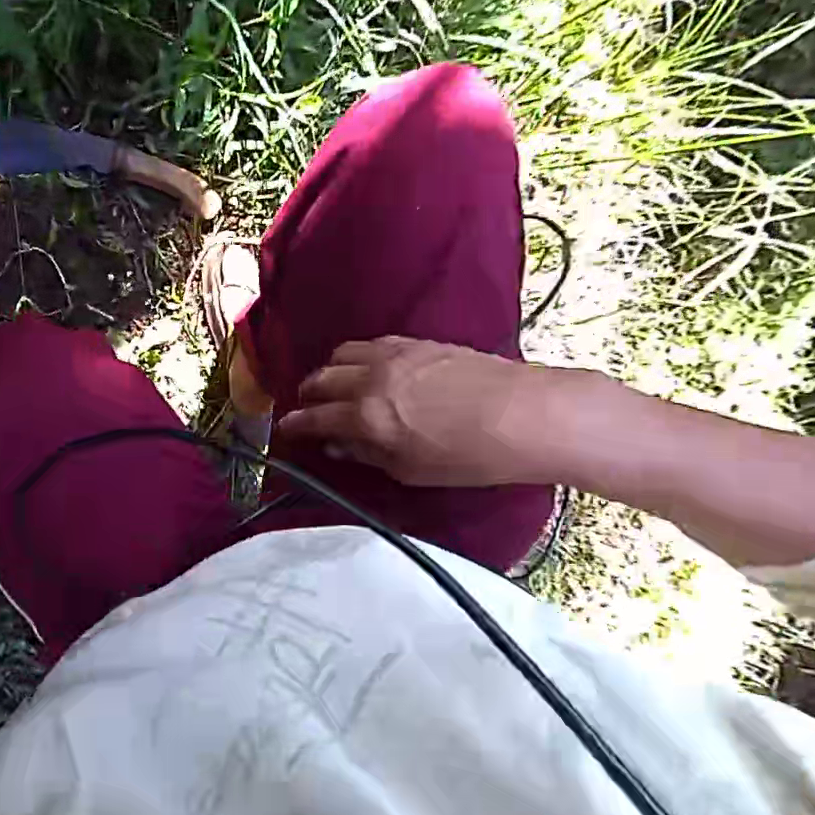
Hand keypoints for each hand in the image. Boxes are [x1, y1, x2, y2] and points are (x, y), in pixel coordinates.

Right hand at [275, 337, 580, 486]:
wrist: (530, 416)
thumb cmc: (470, 457)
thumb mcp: (411, 471)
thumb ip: (367, 455)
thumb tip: (338, 445)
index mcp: (366, 416)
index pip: (314, 418)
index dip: (294, 425)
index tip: (285, 429)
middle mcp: (371, 379)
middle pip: (321, 379)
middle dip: (307, 394)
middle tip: (307, 407)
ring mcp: (394, 355)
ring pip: (342, 353)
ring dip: (330, 370)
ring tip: (335, 383)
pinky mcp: (417, 343)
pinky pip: (372, 343)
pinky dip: (358, 356)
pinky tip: (369, 367)